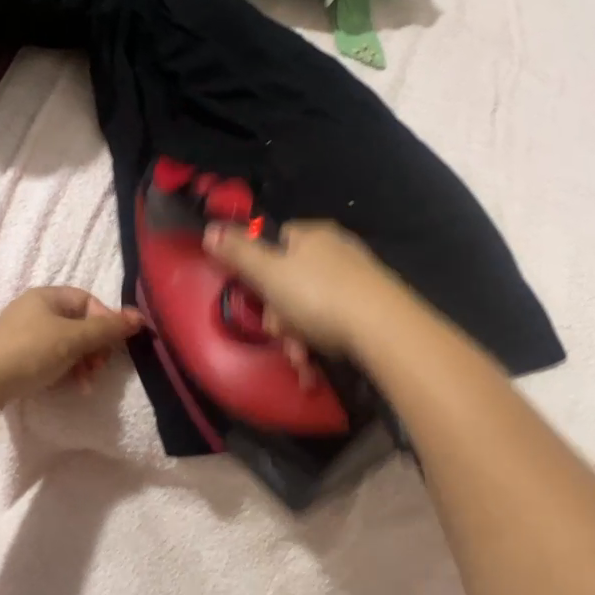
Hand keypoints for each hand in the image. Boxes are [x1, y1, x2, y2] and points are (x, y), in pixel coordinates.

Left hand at [0, 286, 143, 404]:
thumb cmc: (30, 351)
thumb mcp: (73, 339)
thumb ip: (107, 329)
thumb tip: (140, 317)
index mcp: (46, 296)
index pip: (87, 300)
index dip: (105, 320)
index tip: (112, 345)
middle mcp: (34, 309)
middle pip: (78, 323)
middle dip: (94, 347)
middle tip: (98, 368)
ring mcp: (24, 333)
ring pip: (66, 344)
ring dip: (82, 363)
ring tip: (85, 384)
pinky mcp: (17, 356)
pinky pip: (50, 358)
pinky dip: (64, 370)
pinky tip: (68, 387)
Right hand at [203, 220, 416, 362]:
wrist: (384, 329)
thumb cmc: (318, 296)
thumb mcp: (268, 274)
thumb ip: (238, 253)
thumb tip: (209, 230)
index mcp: (311, 236)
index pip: (277, 241)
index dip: (260, 269)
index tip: (255, 294)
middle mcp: (336, 252)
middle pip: (290, 281)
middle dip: (279, 315)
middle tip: (280, 333)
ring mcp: (357, 280)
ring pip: (310, 308)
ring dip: (297, 336)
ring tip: (300, 358)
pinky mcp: (372, 308)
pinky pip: (334, 324)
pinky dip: (321, 344)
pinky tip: (316, 364)